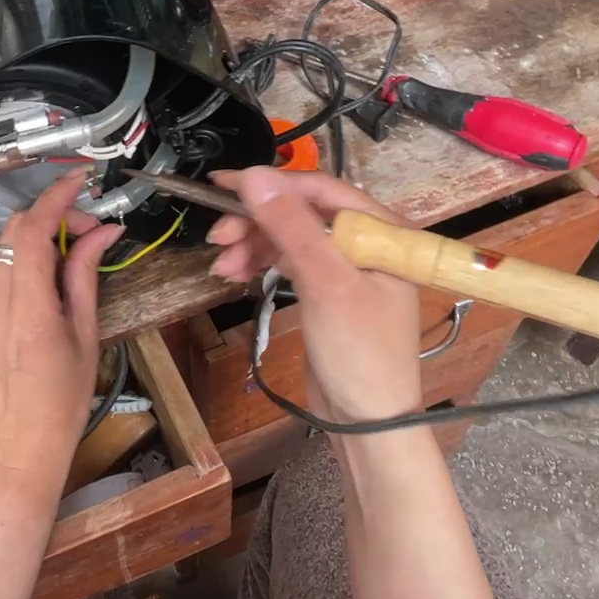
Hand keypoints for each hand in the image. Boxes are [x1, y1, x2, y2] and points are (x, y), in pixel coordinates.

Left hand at [0, 169, 124, 483]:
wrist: (19, 440)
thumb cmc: (62, 397)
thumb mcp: (86, 333)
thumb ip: (86, 274)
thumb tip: (103, 231)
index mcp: (29, 311)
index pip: (33, 230)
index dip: (56, 197)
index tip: (77, 181)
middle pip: (15, 229)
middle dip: (53, 218)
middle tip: (84, 233)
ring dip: (27, 233)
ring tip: (53, 252)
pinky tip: (17, 264)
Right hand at [207, 168, 423, 421]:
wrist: (367, 423)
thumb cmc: (358, 351)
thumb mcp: (324, 282)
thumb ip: (290, 226)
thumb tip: (253, 175)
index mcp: (380, 229)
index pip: (319, 188)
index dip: (270, 183)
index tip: (223, 185)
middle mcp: (364, 240)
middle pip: (299, 212)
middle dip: (256, 221)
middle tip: (218, 235)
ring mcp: (343, 266)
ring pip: (288, 236)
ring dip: (252, 244)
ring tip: (222, 264)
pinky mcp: (325, 289)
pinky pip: (287, 260)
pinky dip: (259, 262)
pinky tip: (234, 272)